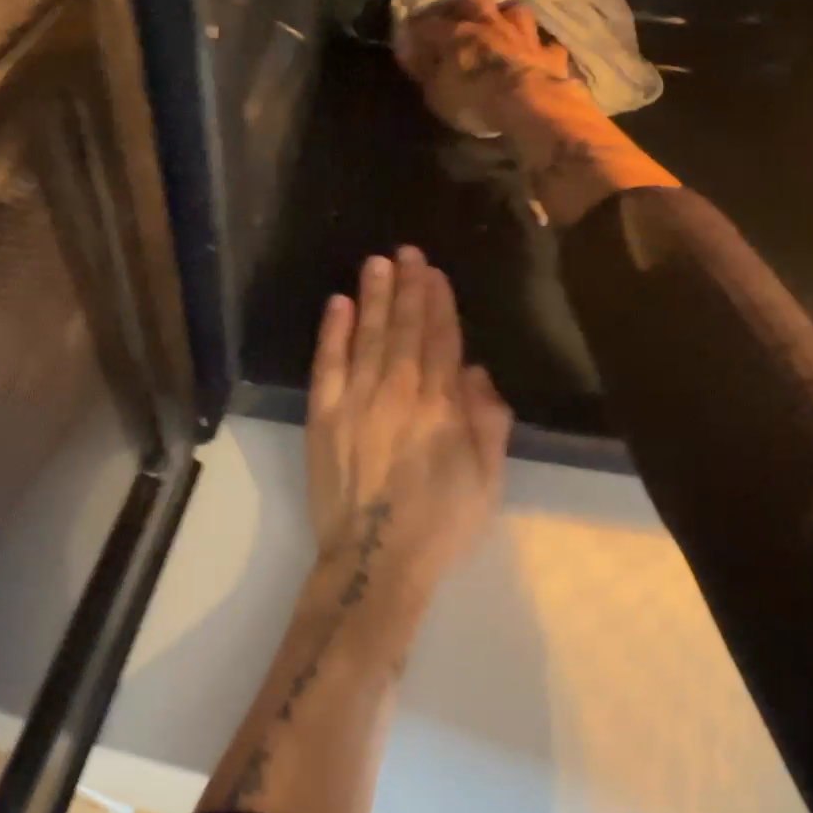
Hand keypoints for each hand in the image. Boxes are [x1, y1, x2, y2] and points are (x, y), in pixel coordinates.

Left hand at [305, 247, 512, 592]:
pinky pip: (328, 363)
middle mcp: (399, 392)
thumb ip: (488, 420)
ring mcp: (357, 400)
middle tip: (406, 252)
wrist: (376, 559)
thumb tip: (476, 371)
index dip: (439, 304)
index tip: (435, 274)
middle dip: (408, 287)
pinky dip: (333, 332)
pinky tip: (338, 304)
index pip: (442, 341)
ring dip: (373, 297)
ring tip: (376, 263)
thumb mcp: (488, 479)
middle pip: (405, 329)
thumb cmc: (441, 525)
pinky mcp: (323, 415)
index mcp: (442, 406)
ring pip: (368, 336)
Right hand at [393, 0, 577, 140]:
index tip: (406, 34)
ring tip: (499, 24)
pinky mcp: (549, 54)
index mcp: (458, 33)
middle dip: (461, 6)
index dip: (415, 29)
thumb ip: (423, 69)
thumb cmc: (474, 98)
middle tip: (455, 15)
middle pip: (474, 1)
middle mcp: (490, 24)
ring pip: (514, 10)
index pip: (428, 24)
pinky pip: (545, 44)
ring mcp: (524, 36)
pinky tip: (536, 51)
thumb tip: (408, 50)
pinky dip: (538, 46)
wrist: (529, 104)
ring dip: (505, 15)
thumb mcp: (437, 92)